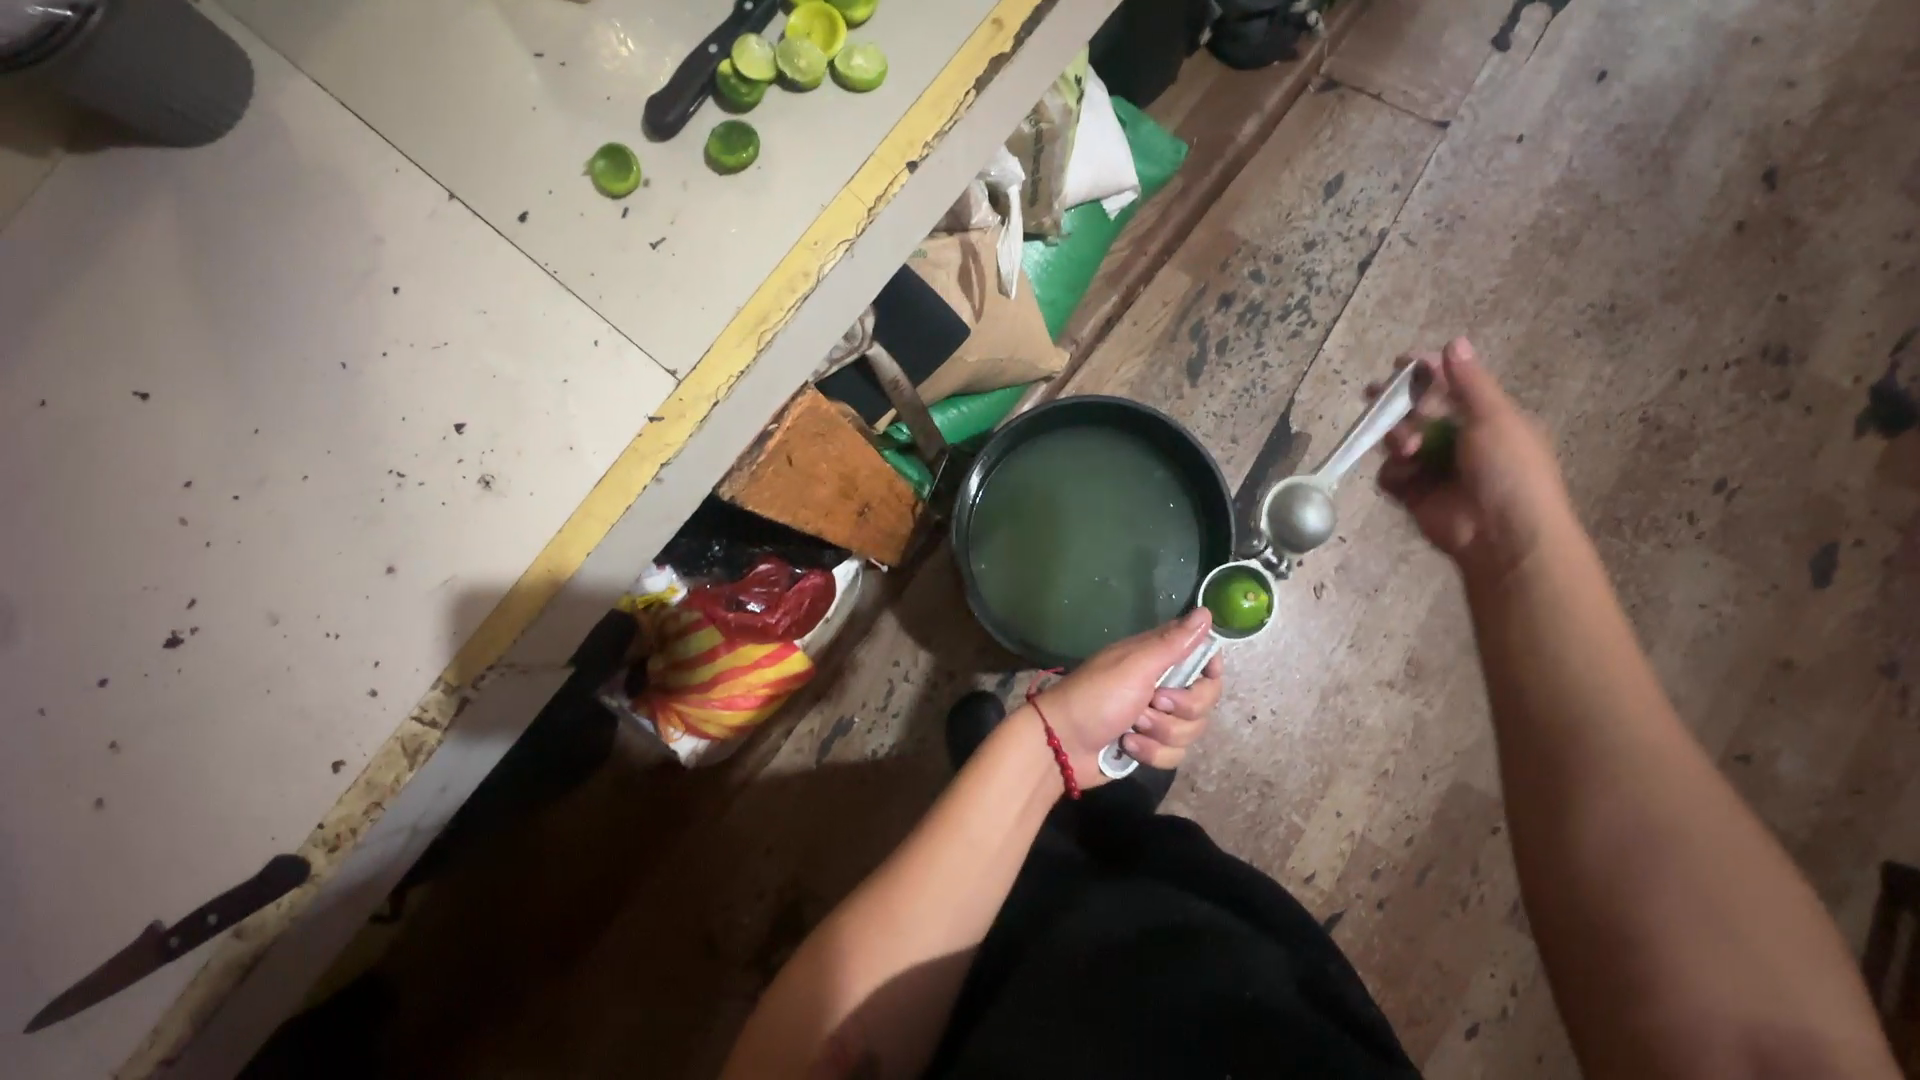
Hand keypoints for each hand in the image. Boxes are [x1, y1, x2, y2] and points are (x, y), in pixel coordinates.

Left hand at [1032, 608, 1223, 785]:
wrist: (1061, 743)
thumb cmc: (1096, 697)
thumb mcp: (1136, 666)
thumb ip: (1173, 643)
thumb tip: (1207, 612)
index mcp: (1157, 658)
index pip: (1204, 658)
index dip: (1210, 669)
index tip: (1206, 676)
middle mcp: (1161, 685)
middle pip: (1204, 700)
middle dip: (1182, 708)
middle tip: (1152, 703)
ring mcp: (1156, 718)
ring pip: (1191, 731)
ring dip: (1161, 733)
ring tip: (1131, 727)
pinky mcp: (1150, 745)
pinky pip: (1174, 754)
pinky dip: (1150, 753)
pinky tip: (1127, 745)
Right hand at [1373, 337, 1574, 585]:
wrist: (1502, 535)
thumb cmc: (1510, 470)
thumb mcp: (1495, 418)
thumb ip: (1469, 382)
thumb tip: (1453, 341)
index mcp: (1486, 418)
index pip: (1450, 387)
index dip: (1426, 373)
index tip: (1403, 363)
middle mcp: (1458, 440)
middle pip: (1417, 413)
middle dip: (1396, 404)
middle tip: (1374, 394)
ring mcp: (1434, 468)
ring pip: (1399, 441)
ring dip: (1397, 438)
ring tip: (1406, 447)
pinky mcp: (1414, 494)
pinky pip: (1391, 475)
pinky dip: (1394, 472)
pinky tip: (1404, 474)